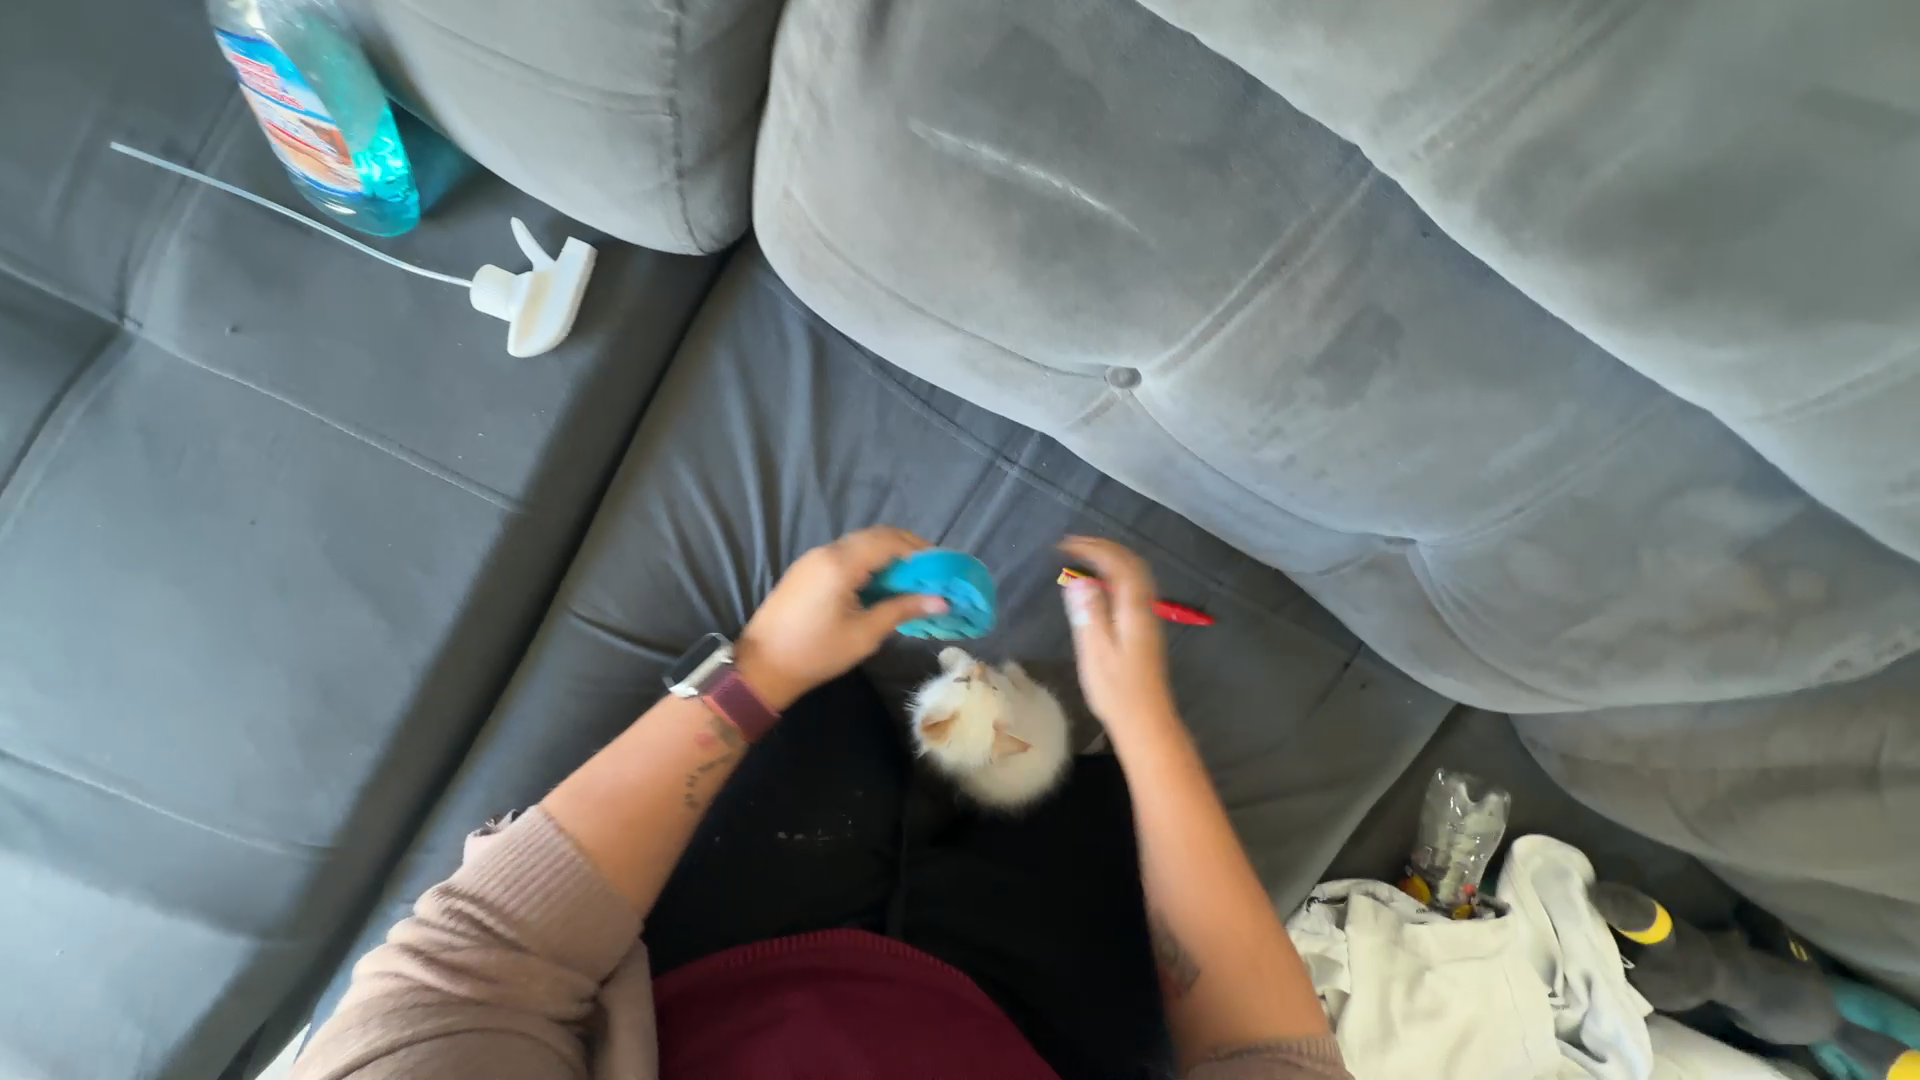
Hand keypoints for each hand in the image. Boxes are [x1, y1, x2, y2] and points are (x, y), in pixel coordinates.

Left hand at [736, 527, 947, 709]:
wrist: (761, 666)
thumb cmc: (815, 653)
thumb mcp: (865, 634)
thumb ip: (902, 610)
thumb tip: (941, 601)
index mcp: (841, 564)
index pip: (890, 542)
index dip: (920, 550)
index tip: (943, 567)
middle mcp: (827, 552)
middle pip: (875, 536)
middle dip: (907, 549)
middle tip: (931, 571)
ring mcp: (813, 558)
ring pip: (860, 543)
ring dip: (888, 554)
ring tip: (911, 579)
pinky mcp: (807, 569)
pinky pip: (845, 554)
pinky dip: (869, 561)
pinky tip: (881, 584)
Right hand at [1060, 536, 1183, 744]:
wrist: (1146, 721)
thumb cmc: (1117, 691)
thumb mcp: (1096, 652)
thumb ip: (1089, 614)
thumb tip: (1078, 581)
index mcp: (1133, 611)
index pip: (1118, 565)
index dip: (1094, 549)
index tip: (1066, 545)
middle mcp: (1144, 609)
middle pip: (1131, 565)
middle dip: (1104, 548)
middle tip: (1074, 544)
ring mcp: (1147, 619)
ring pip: (1135, 576)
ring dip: (1111, 560)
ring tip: (1085, 557)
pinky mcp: (1144, 630)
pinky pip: (1133, 588)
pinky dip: (1115, 576)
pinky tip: (1099, 586)